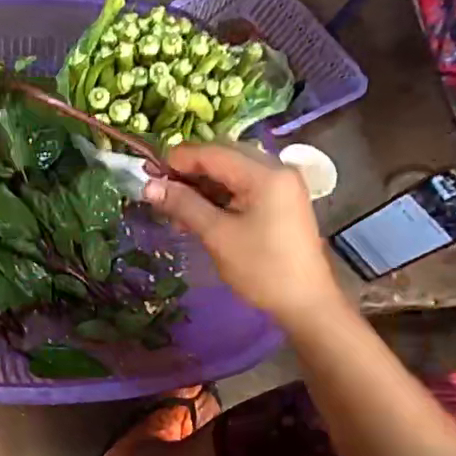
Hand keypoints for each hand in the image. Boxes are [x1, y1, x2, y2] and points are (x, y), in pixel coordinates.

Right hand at [142, 144, 344, 322]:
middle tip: (160, 190)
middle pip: (225, 157)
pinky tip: (201, 213)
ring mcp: (283, 185)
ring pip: (234, 173)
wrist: (306, 303)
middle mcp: (278, 169)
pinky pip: (246, 187)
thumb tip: (149, 186)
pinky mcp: (283, 202)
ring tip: (176, 207)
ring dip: (205, 186)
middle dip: (191, 172)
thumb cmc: (262, 269)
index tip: (150, 172)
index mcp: (265, 173)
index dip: (179, 159)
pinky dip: (222, 196)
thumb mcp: (218, 236)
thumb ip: (184, 205)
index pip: (214, 152)